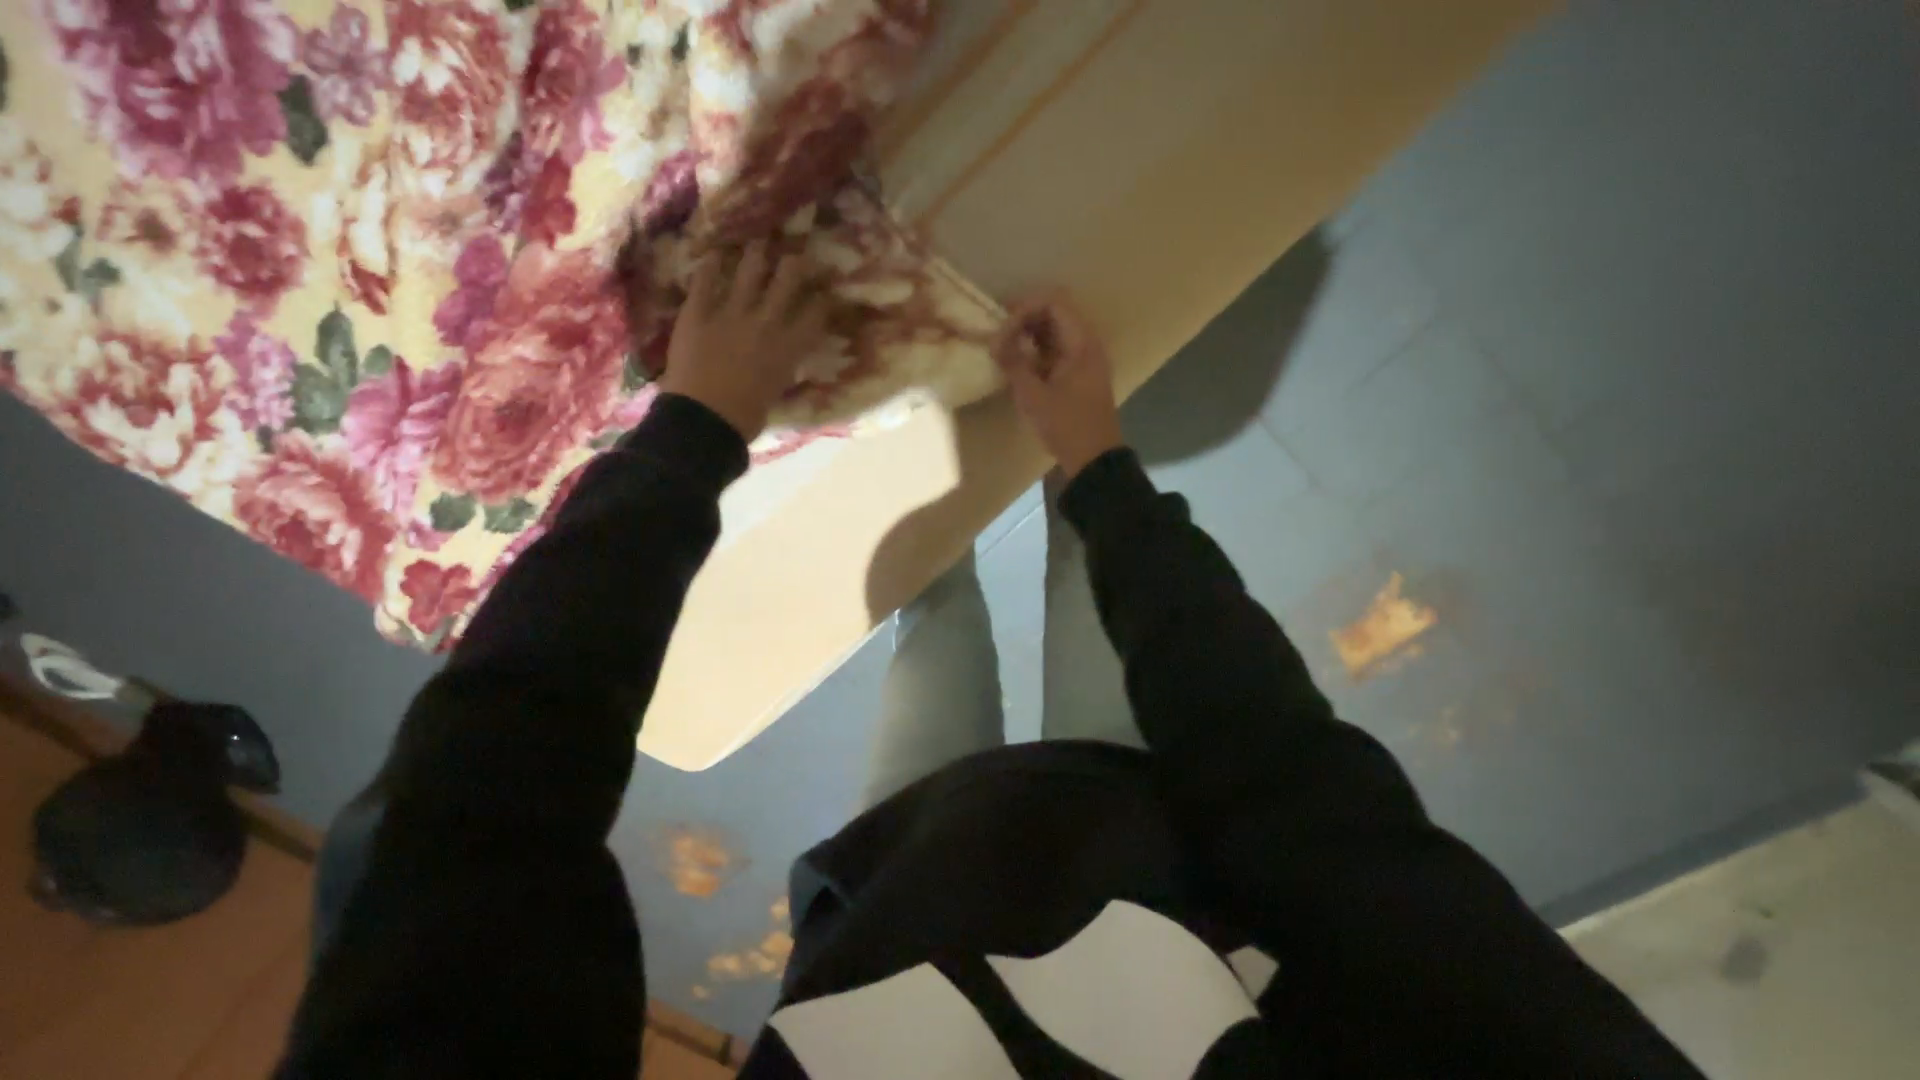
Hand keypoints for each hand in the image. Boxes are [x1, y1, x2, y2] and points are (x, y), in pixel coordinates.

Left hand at [658, 239, 830, 440]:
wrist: (704, 420)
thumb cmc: (745, 418)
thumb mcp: (777, 390)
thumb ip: (783, 365)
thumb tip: (784, 356)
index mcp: (790, 346)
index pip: (817, 312)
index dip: (823, 298)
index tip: (825, 291)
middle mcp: (767, 321)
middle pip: (789, 278)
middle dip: (795, 263)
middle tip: (795, 256)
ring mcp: (731, 312)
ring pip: (750, 270)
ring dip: (756, 255)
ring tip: (758, 244)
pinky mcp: (698, 311)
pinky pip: (705, 279)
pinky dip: (710, 265)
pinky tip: (714, 254)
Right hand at [994, 292, 1123, 477]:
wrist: (1094, 459)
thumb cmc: (1066, 427)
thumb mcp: (1034, 396)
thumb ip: (1014, 362)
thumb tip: (994, 341)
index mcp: (1082, 342)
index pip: (1053, 301)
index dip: (1024, 309)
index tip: (1003, 332)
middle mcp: (1087, 342)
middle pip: (1054, 310)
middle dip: (1023, 318)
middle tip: (998, 335)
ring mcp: (1084, 357)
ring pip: (1054, 329)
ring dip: (1028, 333)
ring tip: (1003, 349)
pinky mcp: (1079, 372)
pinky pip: (1055, 348)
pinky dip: (1036, 349)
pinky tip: (1017, 363)